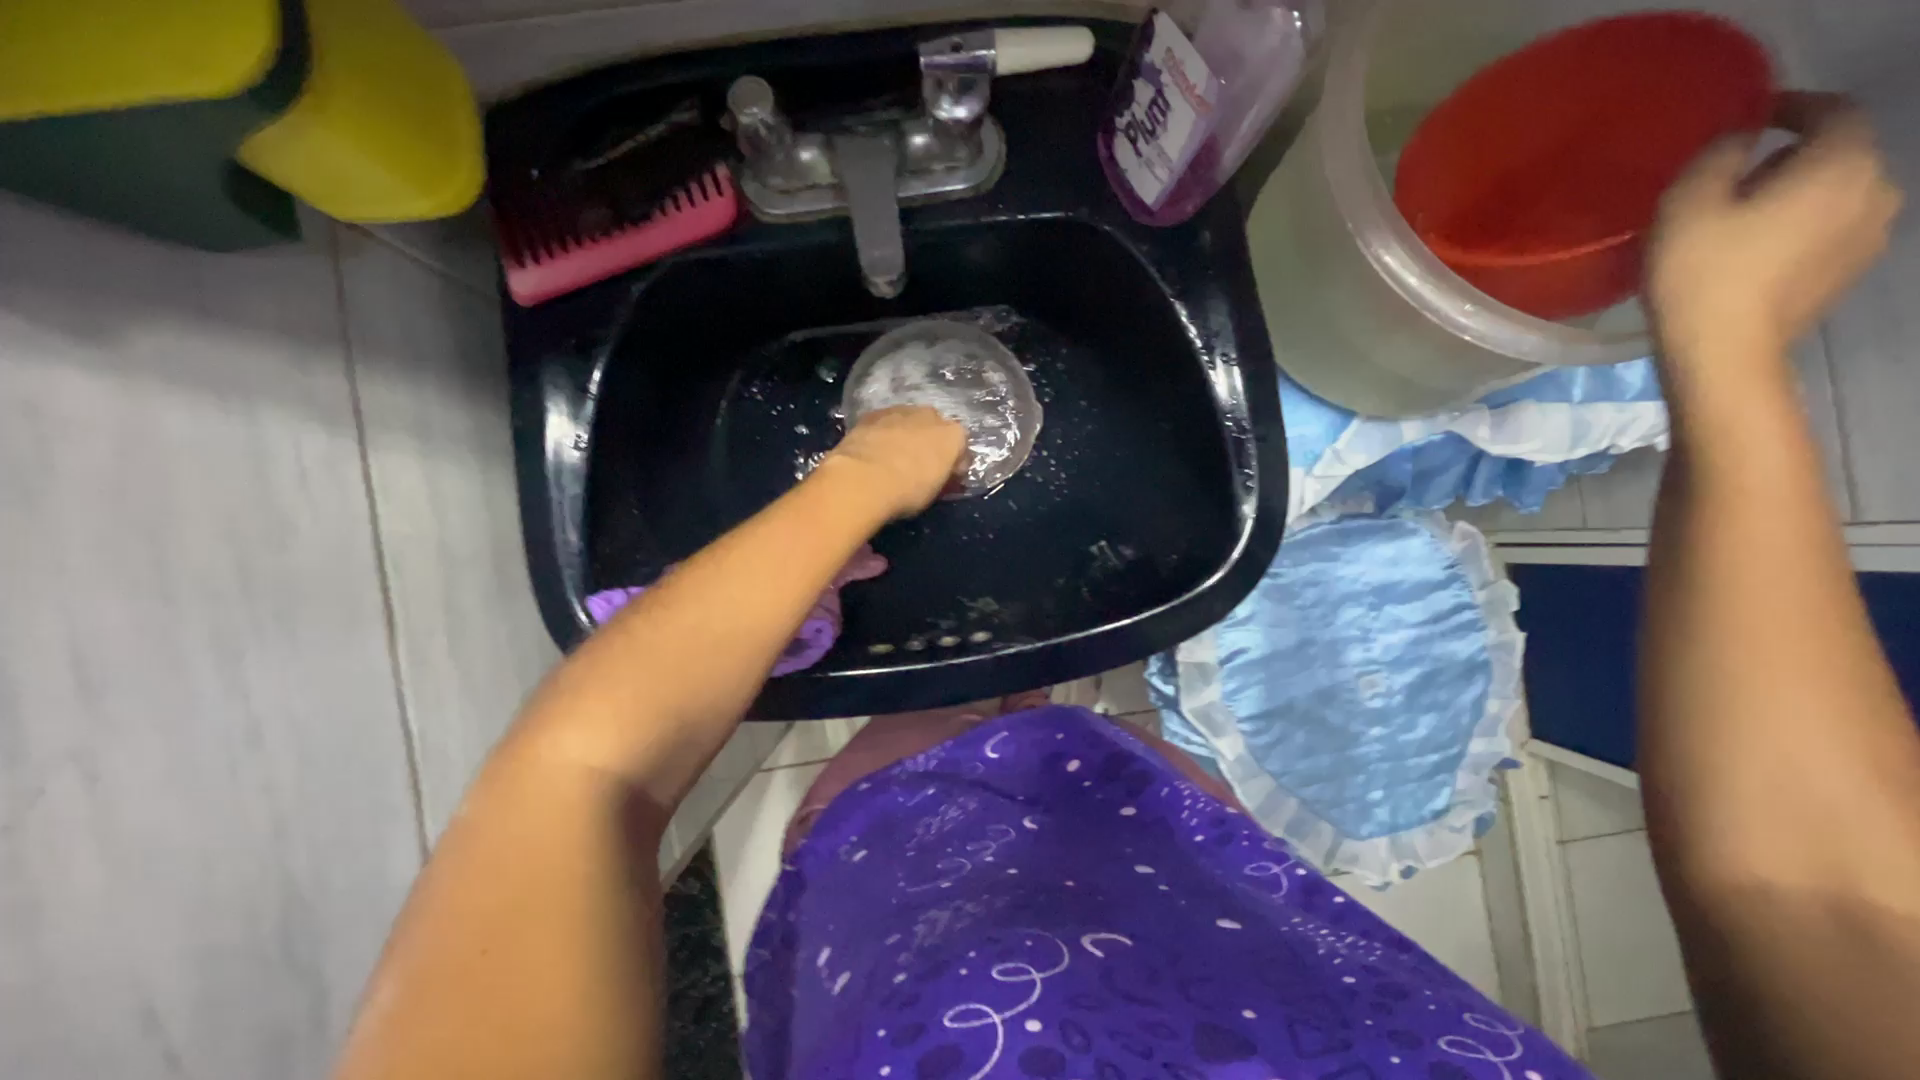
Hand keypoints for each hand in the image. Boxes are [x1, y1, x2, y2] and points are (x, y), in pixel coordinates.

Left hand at [819, 406, 967, 518]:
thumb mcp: (935, 492)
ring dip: (905, 435)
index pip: (961, 447)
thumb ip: (943, 476)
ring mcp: (900, 410)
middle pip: (935, 428)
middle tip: (919, 465)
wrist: (863, 479)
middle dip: (929, 443)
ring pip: (908, 422)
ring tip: (893, 458)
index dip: (953, 463)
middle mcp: (930, 415)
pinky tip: (874, 450)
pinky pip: (884, 423)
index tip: (945, 478)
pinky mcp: (872, 413)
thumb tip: (941, 473)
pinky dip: (882, 433)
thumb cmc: (908, 491)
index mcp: (953, 435)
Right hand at [1648, 92, 1902, 368]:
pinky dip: (1799, 229)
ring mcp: (1870, 236)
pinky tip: (1755, 253)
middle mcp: (1876, 190)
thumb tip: (1742, 139)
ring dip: (1796, 196)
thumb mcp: (1688, 200)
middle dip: (1793, 157)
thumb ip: (1721, 152)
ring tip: (1742, 219)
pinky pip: (1829, 231)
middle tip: (1736, 177)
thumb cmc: (1703, 270)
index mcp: (1843, 163)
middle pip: (1839, 155)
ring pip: (1836, 195)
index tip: (1753, 117)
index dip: (1794, 106)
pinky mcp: (1849, 272)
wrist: (1724, 352)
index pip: (1834, 110)